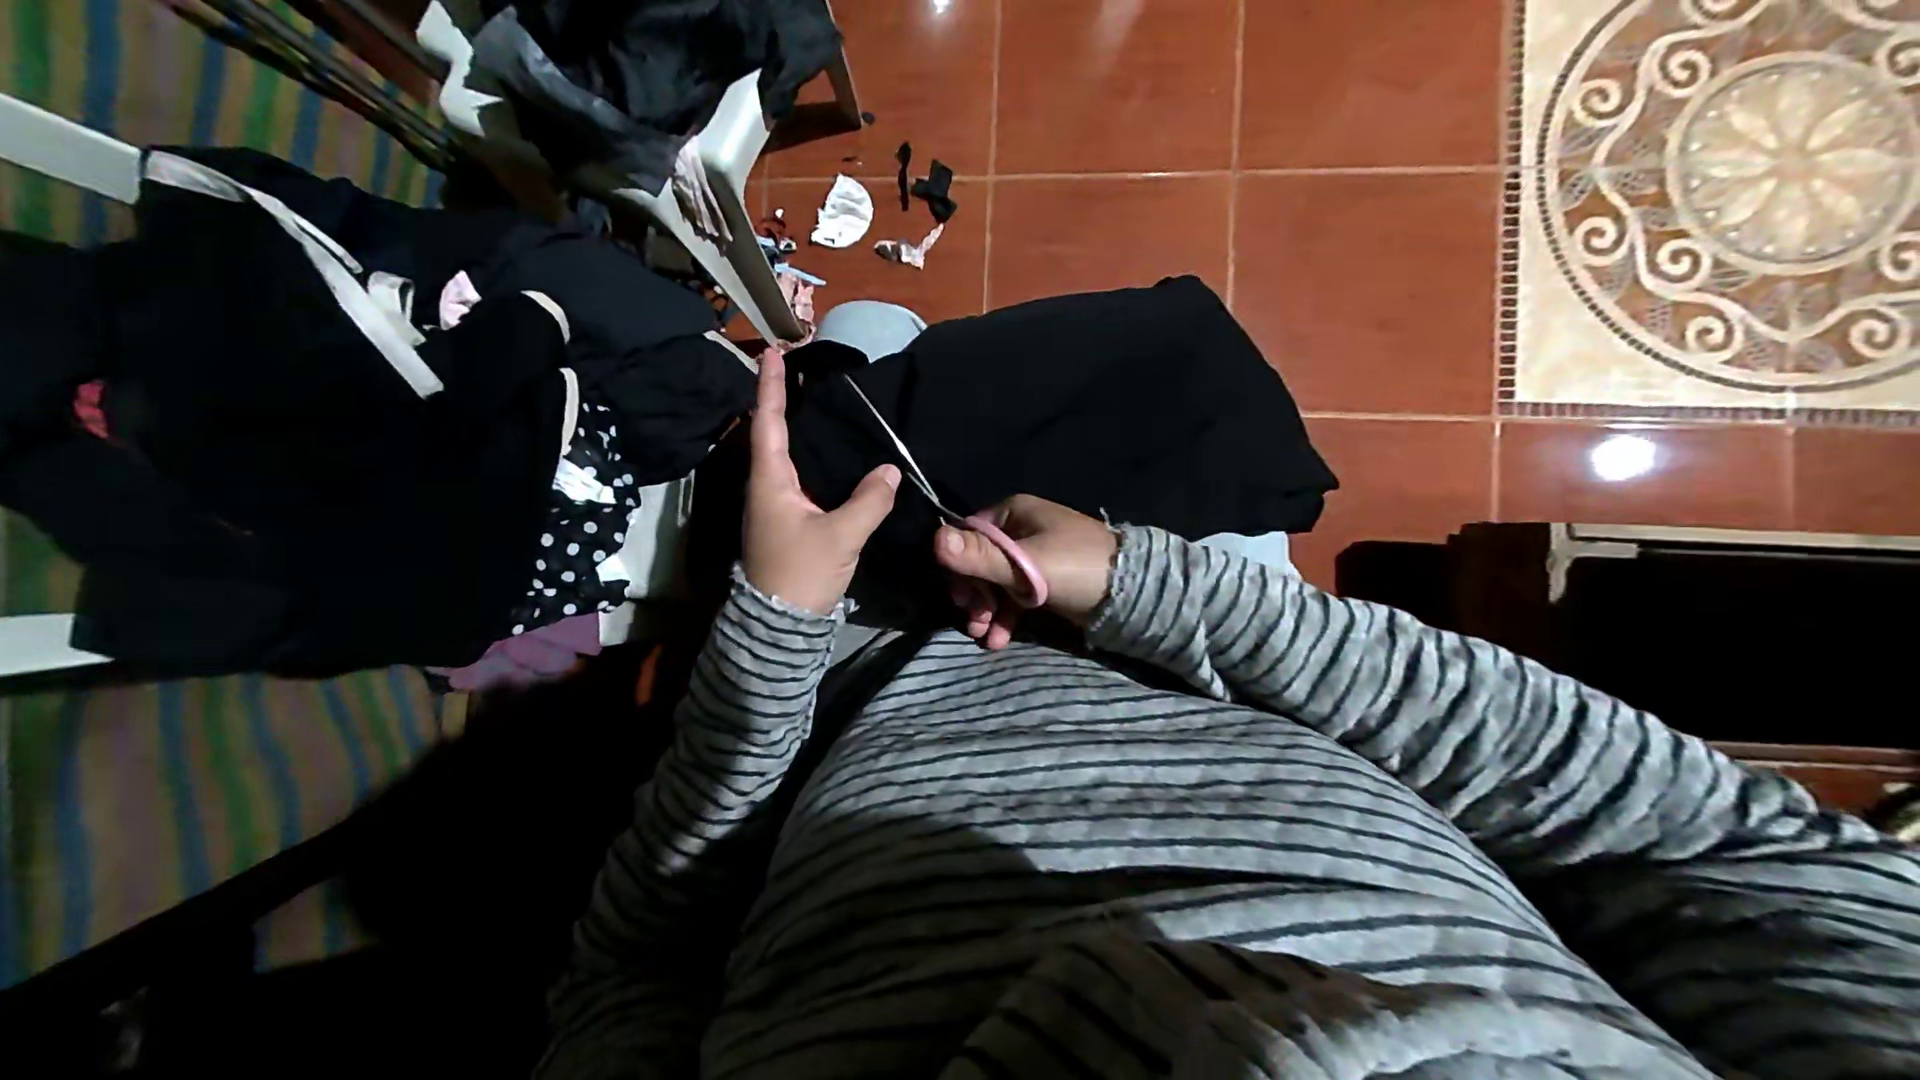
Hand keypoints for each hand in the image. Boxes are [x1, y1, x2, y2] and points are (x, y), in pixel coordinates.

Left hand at [742, 349, 899, 614]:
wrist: (781, 624)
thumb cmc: (801, 574)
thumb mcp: (840, 536)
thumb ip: (868, 501)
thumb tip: (891, 470)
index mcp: (770, 482)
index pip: (767, 422)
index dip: (770, 386)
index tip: (773, 351)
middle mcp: (766, 487)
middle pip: (772, 433)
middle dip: (785, 399)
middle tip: (804, 369)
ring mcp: (776, 505)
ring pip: (786, 457)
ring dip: (799, 428)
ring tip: (820, 402)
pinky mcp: (790, 521)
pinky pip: (801, 478)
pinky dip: (813, 458)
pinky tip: (834, 455)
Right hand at [933, 495, 1118, 648]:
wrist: (1132, 593)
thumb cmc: (1076, 567)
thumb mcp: (1026, 564)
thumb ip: (981, 556)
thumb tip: (934, 538)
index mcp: (1013, 513)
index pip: (968, 537)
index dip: (959, 569)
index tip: (960, 599)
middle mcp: (1020, 530)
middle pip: (980, 563)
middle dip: (974, 597)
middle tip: (974, 623)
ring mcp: (1033, 557)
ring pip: (996, 583)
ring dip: (987, 611)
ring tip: (986, 638)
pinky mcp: (1045, 581)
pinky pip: (1014, 596)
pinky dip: (1005, 617)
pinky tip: (999, 640)